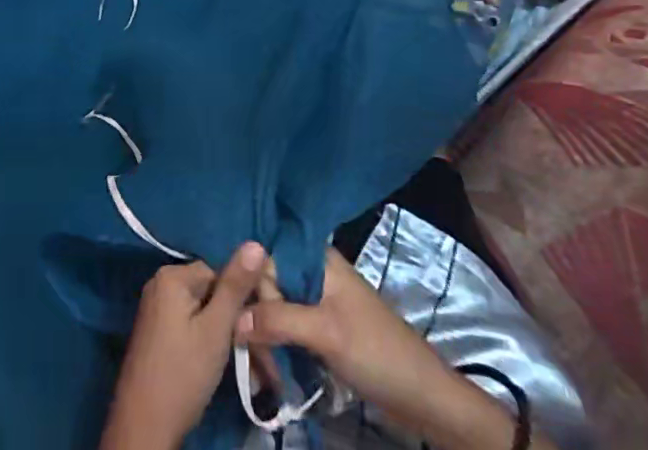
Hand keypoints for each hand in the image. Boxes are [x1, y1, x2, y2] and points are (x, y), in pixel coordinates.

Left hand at [101, 243, 266, 449]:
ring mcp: (156, 310)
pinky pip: (190, 325)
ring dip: (224, 334)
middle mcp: (160, 285)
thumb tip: (256, 242)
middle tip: (255, 352)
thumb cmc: (183, 373)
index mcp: (171, 277)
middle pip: (211, 292)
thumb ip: (235, 285)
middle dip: (234, 319)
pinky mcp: (156, 333)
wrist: (144, 428)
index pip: (220, 273)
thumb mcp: (216, 328)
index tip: (257, 326)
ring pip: (204, 312)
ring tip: (244, 363)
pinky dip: (208, 341)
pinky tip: (219, 362)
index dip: (241, 299)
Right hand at [236, 249, 521, 449]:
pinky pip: (285, 327)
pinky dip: (273, 344)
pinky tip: (265, 365)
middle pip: (267, 283)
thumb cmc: (376, 351)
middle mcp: (314, 272)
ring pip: (274, 307)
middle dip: (253, 314)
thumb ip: (278, 320)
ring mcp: (317, 301)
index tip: (226, 302)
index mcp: (318, 259)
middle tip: (245, 350)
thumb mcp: (325, 333)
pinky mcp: (319, 327)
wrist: (420, 394)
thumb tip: (231, 318)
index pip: (267, 253)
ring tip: (258, 367)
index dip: (247, 277)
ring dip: (262, 335)